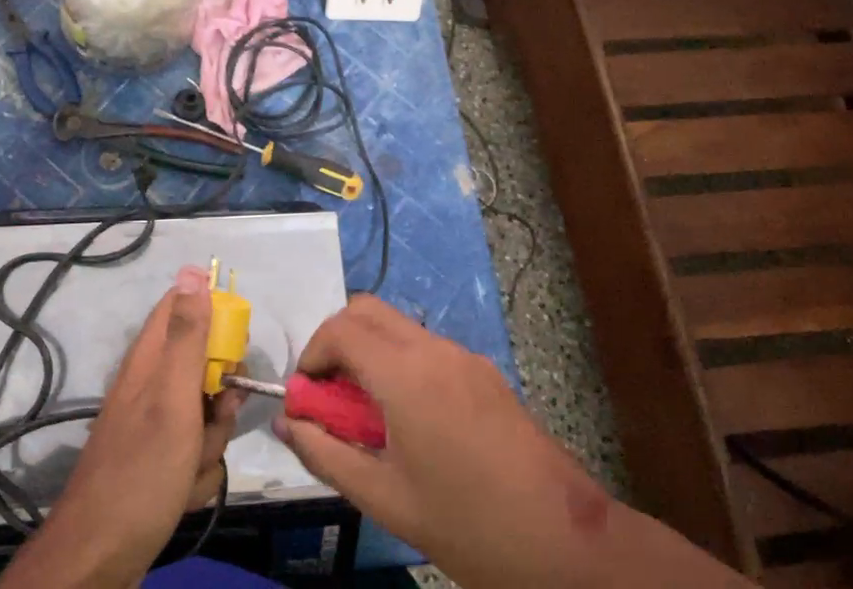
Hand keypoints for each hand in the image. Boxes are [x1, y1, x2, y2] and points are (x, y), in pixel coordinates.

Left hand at [1, 266, 244, 587]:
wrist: (101, 551)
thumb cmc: (141, 471)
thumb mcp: (172, 398)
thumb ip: (186, 336)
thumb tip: (193, 270)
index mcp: (149, 360)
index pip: (184, 308)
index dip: (216, 318)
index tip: (235, 349)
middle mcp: (151, 386)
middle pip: (207, 371)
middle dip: (220, 404)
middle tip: (209, 422)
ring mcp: (156, 427)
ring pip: (207, 419)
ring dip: (210, 448)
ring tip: (188, 469)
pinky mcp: (161, 462)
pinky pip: (198, 457)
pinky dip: (197, 477)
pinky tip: (181, 493)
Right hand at [276, 296, 750, 588]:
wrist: (565, 542)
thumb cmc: (466, 523)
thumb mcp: (383, 498)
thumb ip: (325, 454)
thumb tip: (287, 425)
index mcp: (407, 375)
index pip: (340, 329)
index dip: (311, 356)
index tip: (306, 398)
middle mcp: (435, 350)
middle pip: (367, 311)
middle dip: (336, 343)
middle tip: (331, 396)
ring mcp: (466, 358)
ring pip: (398, 328)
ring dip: (369, 353)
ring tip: (368, 418)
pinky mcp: (486, 374)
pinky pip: (427, 349)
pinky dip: (400, 365)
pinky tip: (409, 422)